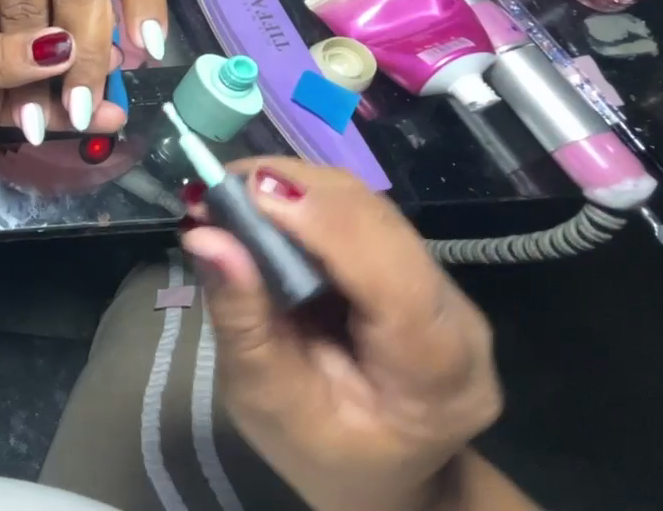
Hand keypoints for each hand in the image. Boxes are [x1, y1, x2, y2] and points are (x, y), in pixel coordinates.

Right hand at [183, 159, 504, 510]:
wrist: (380, 474)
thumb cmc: (318, 447)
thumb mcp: (263, 395)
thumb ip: (239, 316)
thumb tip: (204, 236)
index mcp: (433, 376)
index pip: (390, 278)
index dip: (320, 222)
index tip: (242, 189)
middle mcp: (458, 323)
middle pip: (381, 227)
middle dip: (293, 191)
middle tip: (211, 190)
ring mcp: (445, 293)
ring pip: (371, 209)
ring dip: (294, 188)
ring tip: (225, 195)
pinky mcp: (418, 271)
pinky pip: (362, 216)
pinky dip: (304, 200)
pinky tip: (259, 207)